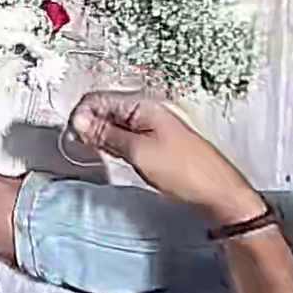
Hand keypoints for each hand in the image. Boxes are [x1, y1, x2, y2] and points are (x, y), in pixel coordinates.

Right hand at [69, 90, 268, 227]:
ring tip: (97, 153)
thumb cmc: (183, 171)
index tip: (73, 136)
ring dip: (101, 135)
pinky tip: (113, 156)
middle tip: (83, 147)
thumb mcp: (138, 152)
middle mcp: (145, 109)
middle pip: (104, 108)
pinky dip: (114, 143)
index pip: (98, 98)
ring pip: (113, 123)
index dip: (81, 115)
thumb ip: (106, 134)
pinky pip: (125, 135)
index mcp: (141, 104)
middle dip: (89, 125)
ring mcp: (150, 125)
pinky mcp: (154, 141)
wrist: (218, 194)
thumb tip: (79, 120)